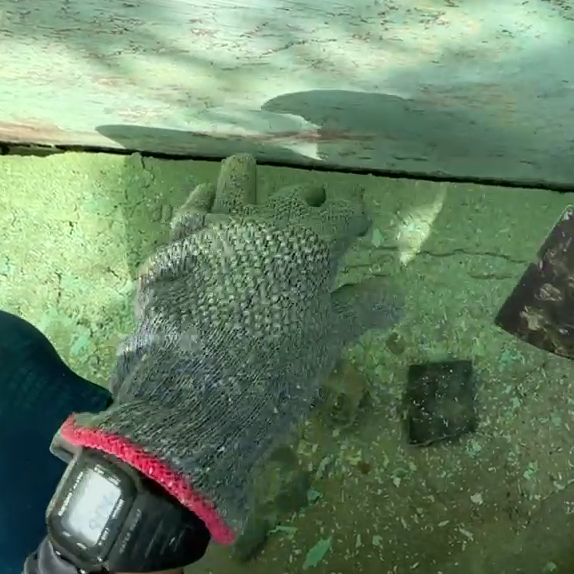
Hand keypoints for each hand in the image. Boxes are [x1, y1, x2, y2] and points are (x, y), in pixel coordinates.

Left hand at [58, 155, 399, 544]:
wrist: (193, 397)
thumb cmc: (275, 369)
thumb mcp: (329, 340)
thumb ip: (363, 307)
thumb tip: (396, 291)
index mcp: (311, 241)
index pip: (344, 211)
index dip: (356, 217)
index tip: (360, 228)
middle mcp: (266, 221)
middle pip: (298, 195)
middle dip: (313, 203)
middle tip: (318, 215)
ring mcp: (216, 229)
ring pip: (238, 179)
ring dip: (250, 178)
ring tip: (252, 177)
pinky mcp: (176, 246)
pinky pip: (193, 209)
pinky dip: (205, 204)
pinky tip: (207, 206)